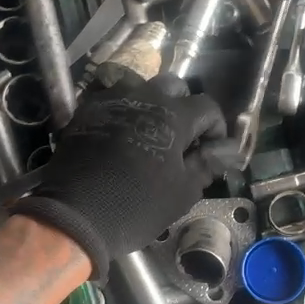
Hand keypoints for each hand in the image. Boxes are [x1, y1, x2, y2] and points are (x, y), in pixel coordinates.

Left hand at [14, 74, 239, 278]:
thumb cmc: (137, 206)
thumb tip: (229, 150)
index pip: (207, 107)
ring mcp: (111, 101)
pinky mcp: (86, 112)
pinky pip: (113, 102)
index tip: (210, 153)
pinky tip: (122, 139)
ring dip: (152, 106)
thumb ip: (207, 164)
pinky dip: (124, 114)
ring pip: (141, 89)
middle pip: (174, 88)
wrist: (76, 215)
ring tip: (151, 137)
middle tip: (181, 142)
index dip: (215, 129)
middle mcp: (144, 97)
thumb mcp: (182, 191)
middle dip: (184, 110)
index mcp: (174, 115)